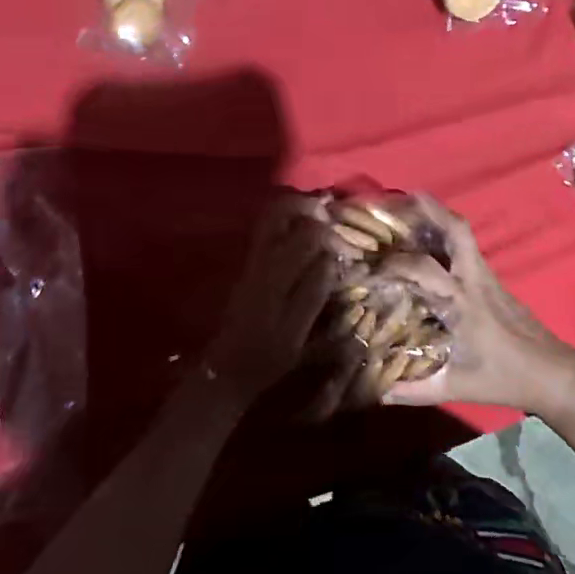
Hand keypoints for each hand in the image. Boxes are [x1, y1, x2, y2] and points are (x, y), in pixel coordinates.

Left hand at [205, 196, 338, 398]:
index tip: (348, 247)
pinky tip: (305, 233)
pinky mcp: (249, 264)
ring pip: (271, 217)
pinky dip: (289, 222)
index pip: (306, 236)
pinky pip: (269, 230)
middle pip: (279, 212)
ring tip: (322, 218)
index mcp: (274, 276)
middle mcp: (260, 259)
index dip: (330, 235)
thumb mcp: (296, 333)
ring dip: (297, 210)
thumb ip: (313, 295)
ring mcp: (251, 259)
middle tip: (331, 214)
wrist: (227, 368)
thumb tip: (331, 259)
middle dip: (308, 206)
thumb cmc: (266, 356)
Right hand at [375, 196, 574, 414]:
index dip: (391, 264)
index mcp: (462, 303)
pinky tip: (426, 241)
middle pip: (455, 229)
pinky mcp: (492, 277)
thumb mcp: (456, 388)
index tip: (366, 269)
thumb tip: (376, 391)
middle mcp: (474, 279)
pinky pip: (465, 246)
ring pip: (462, 231)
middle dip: (426, 209)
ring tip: (408, 208)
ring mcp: (486, 274)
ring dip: (436, 215)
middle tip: (396, 202)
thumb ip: (414, 390)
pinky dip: (444, 234)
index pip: (422, 269)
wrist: (553, 372)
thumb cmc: (504, 379)